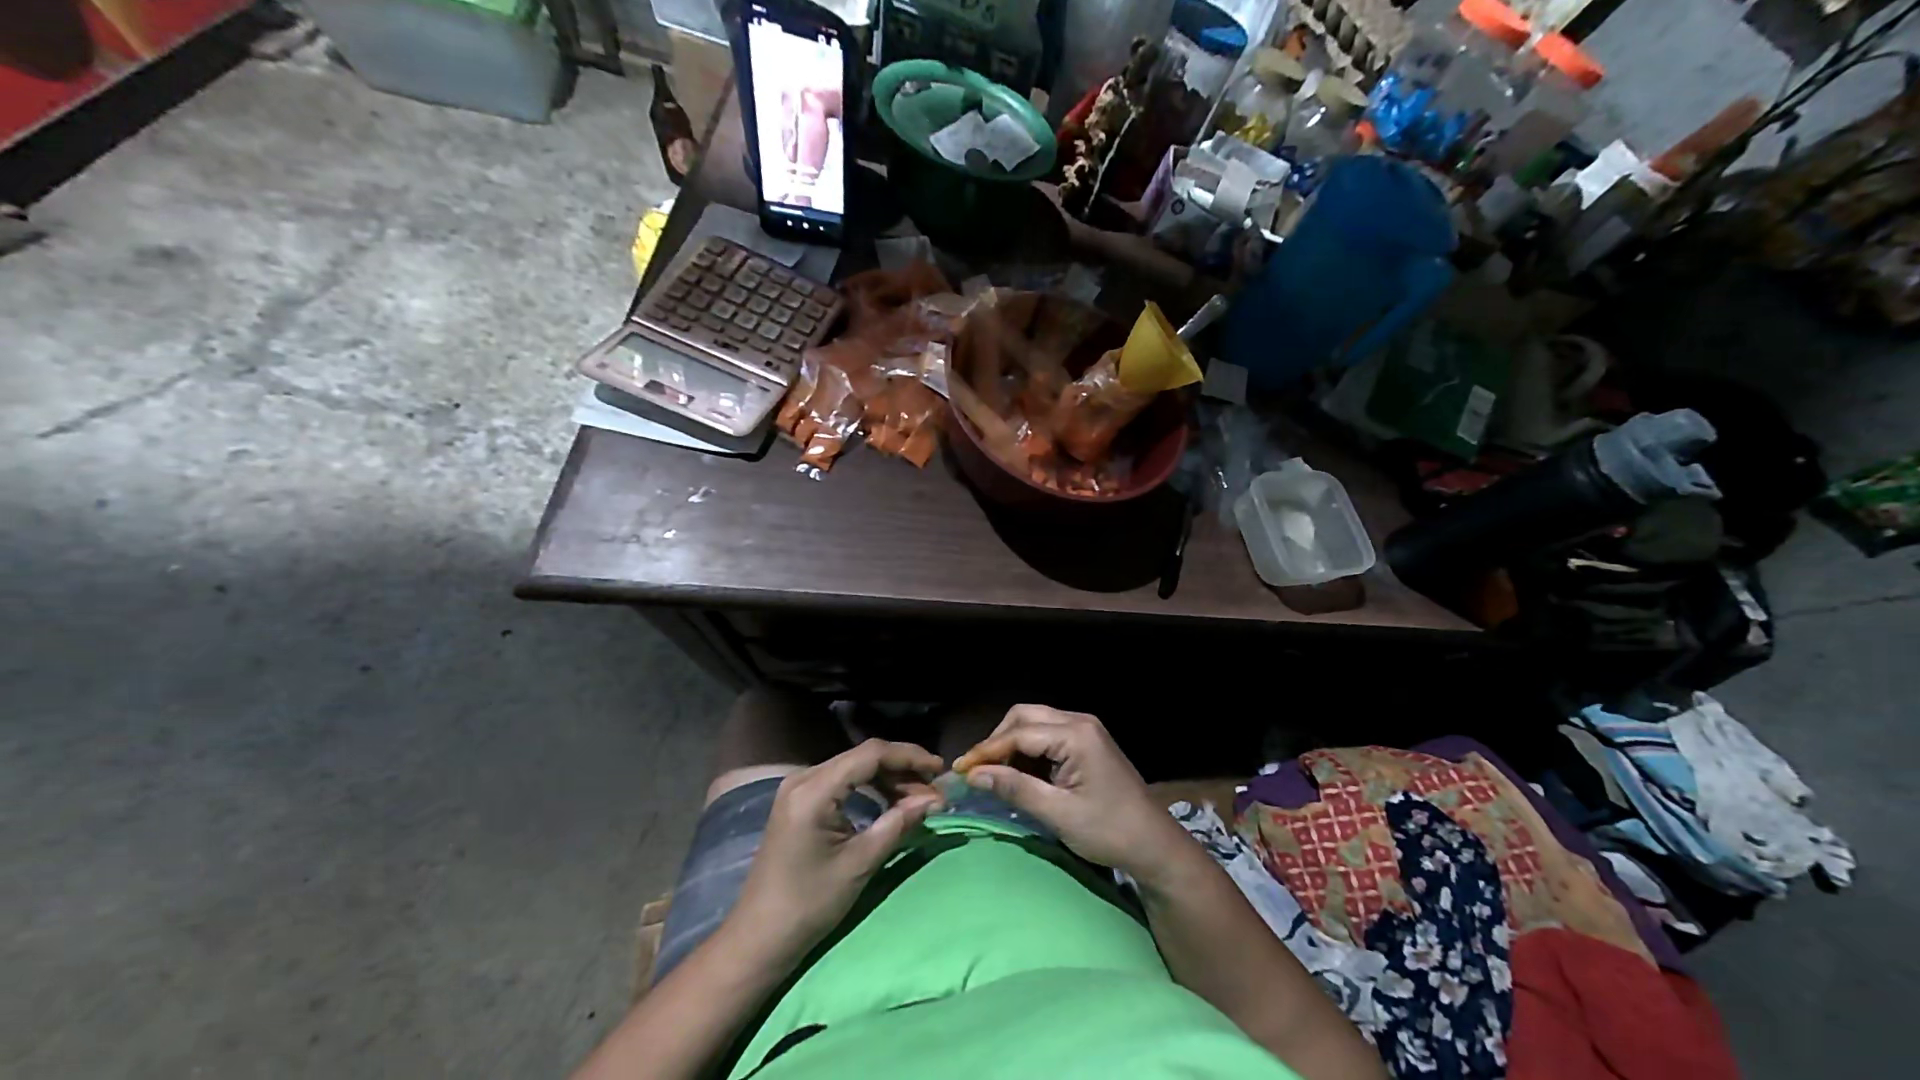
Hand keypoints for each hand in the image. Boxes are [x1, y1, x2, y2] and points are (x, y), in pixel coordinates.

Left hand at [728, 739, 944, 960]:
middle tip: (935, 791)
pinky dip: (871, 788)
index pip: (871, 755)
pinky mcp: (801, 800)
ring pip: (855, 767)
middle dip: (903, 770)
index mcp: (814, 789)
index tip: (940, 770)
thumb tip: (935, 800)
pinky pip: (843, 781)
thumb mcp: (860, 863)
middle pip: (863, 757)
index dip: (909, 757)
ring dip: (889, 779)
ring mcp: (800, 787)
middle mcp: (804, 778)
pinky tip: (892, 803)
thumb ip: (898, 824)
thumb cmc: (810, 903)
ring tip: (920, 799)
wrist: (761, 935)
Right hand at [953, 705, 1198, 885]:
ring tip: (992, 773)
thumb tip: (974, 774)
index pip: (1019, 733)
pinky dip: (1028, 751)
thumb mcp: (1058, 813)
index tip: (959, 769)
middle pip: (1025, 717)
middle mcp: (1080, 722)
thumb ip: (1015, 788)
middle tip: (976, 769)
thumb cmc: (1108, 831)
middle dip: (997, 740)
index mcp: (1076, 735)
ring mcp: (1086, 731)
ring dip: (1011, 744)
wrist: (1155, 846)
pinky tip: (1017, 774)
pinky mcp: (1087, 743)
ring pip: (1035, 724)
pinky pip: (1048, 736)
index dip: (986, 750)